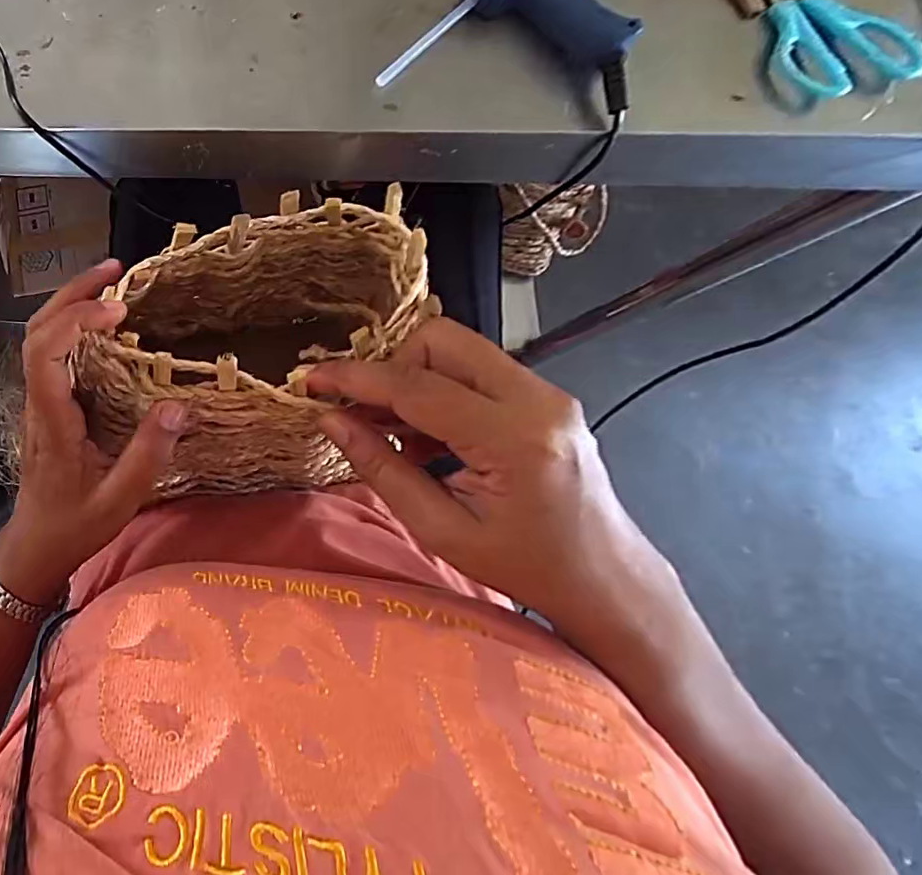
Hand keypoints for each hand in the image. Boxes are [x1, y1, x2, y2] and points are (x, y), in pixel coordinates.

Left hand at [0, 259, 187, 604]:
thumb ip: (148, 455)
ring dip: (71, 302)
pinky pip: (54, 350)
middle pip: (37, 330)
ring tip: (112, 281)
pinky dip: (75, 323)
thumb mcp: (119, 499)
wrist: (35, 545)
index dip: (77, 321)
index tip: (119, 311)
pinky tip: (104, 321)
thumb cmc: (74, 525)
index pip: (45, 353)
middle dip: (72, 292)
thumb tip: (179, 407)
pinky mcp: (48, 402)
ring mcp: (39, 399)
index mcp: (51, 420)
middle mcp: (38, 401)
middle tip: (116, 269)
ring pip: (40, 335)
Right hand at [307, 318, 670, 641]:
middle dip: (390, 368)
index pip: (417, 386)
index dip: (356, 379)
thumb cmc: (527, 568)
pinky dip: (438, 390)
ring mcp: (546, 392)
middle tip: (364, 412)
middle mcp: (537, 399)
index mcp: (514, 439)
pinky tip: (428, 437)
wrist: (608, 579)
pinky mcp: (544, 395)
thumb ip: (382, 469)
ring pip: (456, 348)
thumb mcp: (442, 531)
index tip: (313, 381)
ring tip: (394, 433)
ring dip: (412, 379)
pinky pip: (475, 369)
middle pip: (440, 340)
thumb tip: (332, 421)